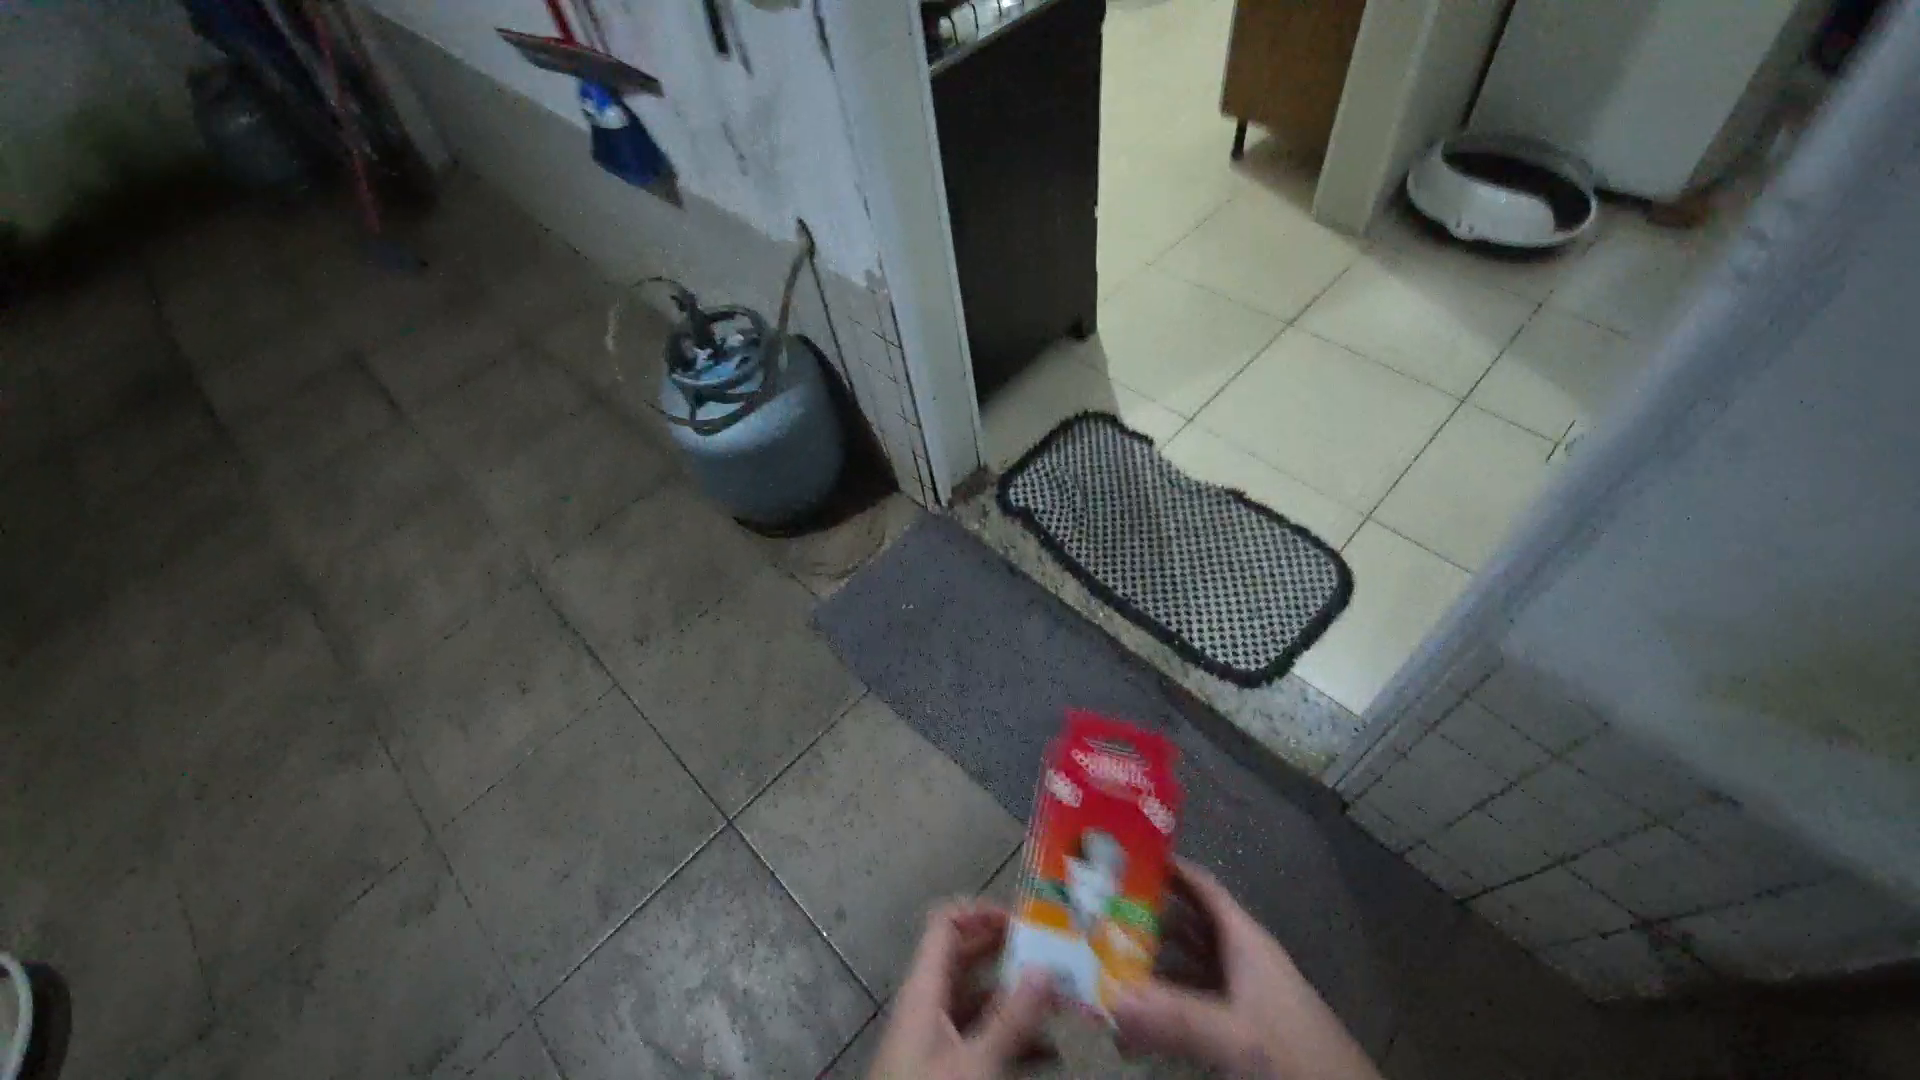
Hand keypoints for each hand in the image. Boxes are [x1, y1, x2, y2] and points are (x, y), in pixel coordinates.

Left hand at [868, 900, 1058, 1079]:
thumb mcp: (975, 1065)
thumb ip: (1011, 1019)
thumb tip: (1045, 967)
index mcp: (924, 989)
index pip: (946, 924)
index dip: (982, 912)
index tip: (1026, 920)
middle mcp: (928, 1004)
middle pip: (967, 958)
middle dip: (1011, 954)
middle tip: (1057, 956)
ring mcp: (936, 1037)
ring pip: (980, 1000)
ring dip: (1019, 999)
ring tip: (1065, 1002)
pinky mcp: (946, 1067)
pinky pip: (982, 1036)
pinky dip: (1013, 1036)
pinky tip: (1051, 1052)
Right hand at [1112, 860, 1380, 1079]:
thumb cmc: (1295, 1053)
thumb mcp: (1236, 1034)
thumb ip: (1177, 1018)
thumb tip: (1112, 999)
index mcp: (1244, 940)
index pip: (1202, 888)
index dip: (1168, 867)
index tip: (1122, 855)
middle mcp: (1239, 959)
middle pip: (1186, 924)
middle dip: (1145, 916)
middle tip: (1096, 908)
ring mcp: (1238, 994)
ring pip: (1185, 965)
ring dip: (1149, 963)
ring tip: (1102, 957)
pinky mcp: (1236, 1026)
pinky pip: (1189, 1003)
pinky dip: (1161, 1004)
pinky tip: (1131, 1015)